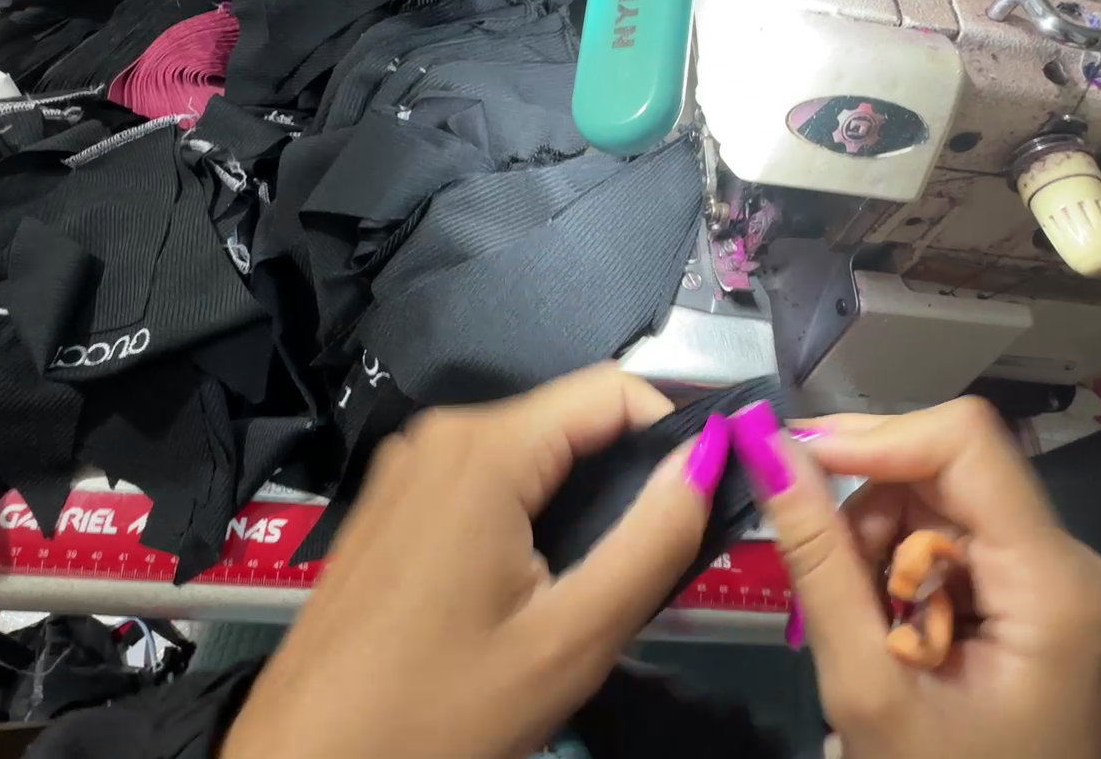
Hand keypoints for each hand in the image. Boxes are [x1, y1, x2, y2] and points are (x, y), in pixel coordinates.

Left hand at [224, 364, 732, 758]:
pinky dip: (528, 508)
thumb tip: (705, 458)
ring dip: (578, 497)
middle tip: (649, 555)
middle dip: (623, 473)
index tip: (706, 486)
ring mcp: (410, 461)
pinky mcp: (395, 494)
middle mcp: (443, 431)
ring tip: (588, 579)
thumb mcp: (569, 639)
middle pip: (569, 421)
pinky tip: (524, 580)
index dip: (670, 427)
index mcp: (485, 446)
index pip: (611, 389)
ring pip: (530, 450)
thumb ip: (652, 540)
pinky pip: (485, 475)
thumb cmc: (437, 711)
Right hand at [728, 398, 1100, 758]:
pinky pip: (939, 526)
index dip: (874, 437)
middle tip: (816, 558)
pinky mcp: (1025, 586)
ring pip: (932, 490)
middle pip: (945, 462)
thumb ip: (816, 555)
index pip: (963, 442)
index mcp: (1052, 582)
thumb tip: (765, 445)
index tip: (797, 465)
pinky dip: (889, 553)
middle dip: (865, 498)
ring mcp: (1048, 571)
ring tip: (855, 608)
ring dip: (870, 530)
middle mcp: (1064, 558)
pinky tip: (880, 613)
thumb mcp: (864, 681)